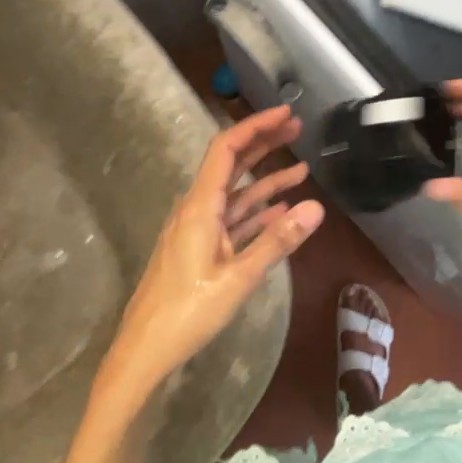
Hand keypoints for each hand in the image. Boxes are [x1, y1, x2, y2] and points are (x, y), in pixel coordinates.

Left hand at [99, 105, 324, 403]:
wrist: (144, 349)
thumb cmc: (187, 313)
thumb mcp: (238, 279)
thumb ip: (277, 242)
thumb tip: (317, 208)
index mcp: (199, 208)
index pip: (226, 150)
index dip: (255, 126)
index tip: (285, 113)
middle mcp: (196, 210)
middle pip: (231, 164)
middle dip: (263, 143)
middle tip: (297, 128)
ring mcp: (197, 229)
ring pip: (235, 193)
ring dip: (266, 179)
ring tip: (302, 168)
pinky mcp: (200, 249)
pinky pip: (232, 220)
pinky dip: (257, 211)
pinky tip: (282, 211)